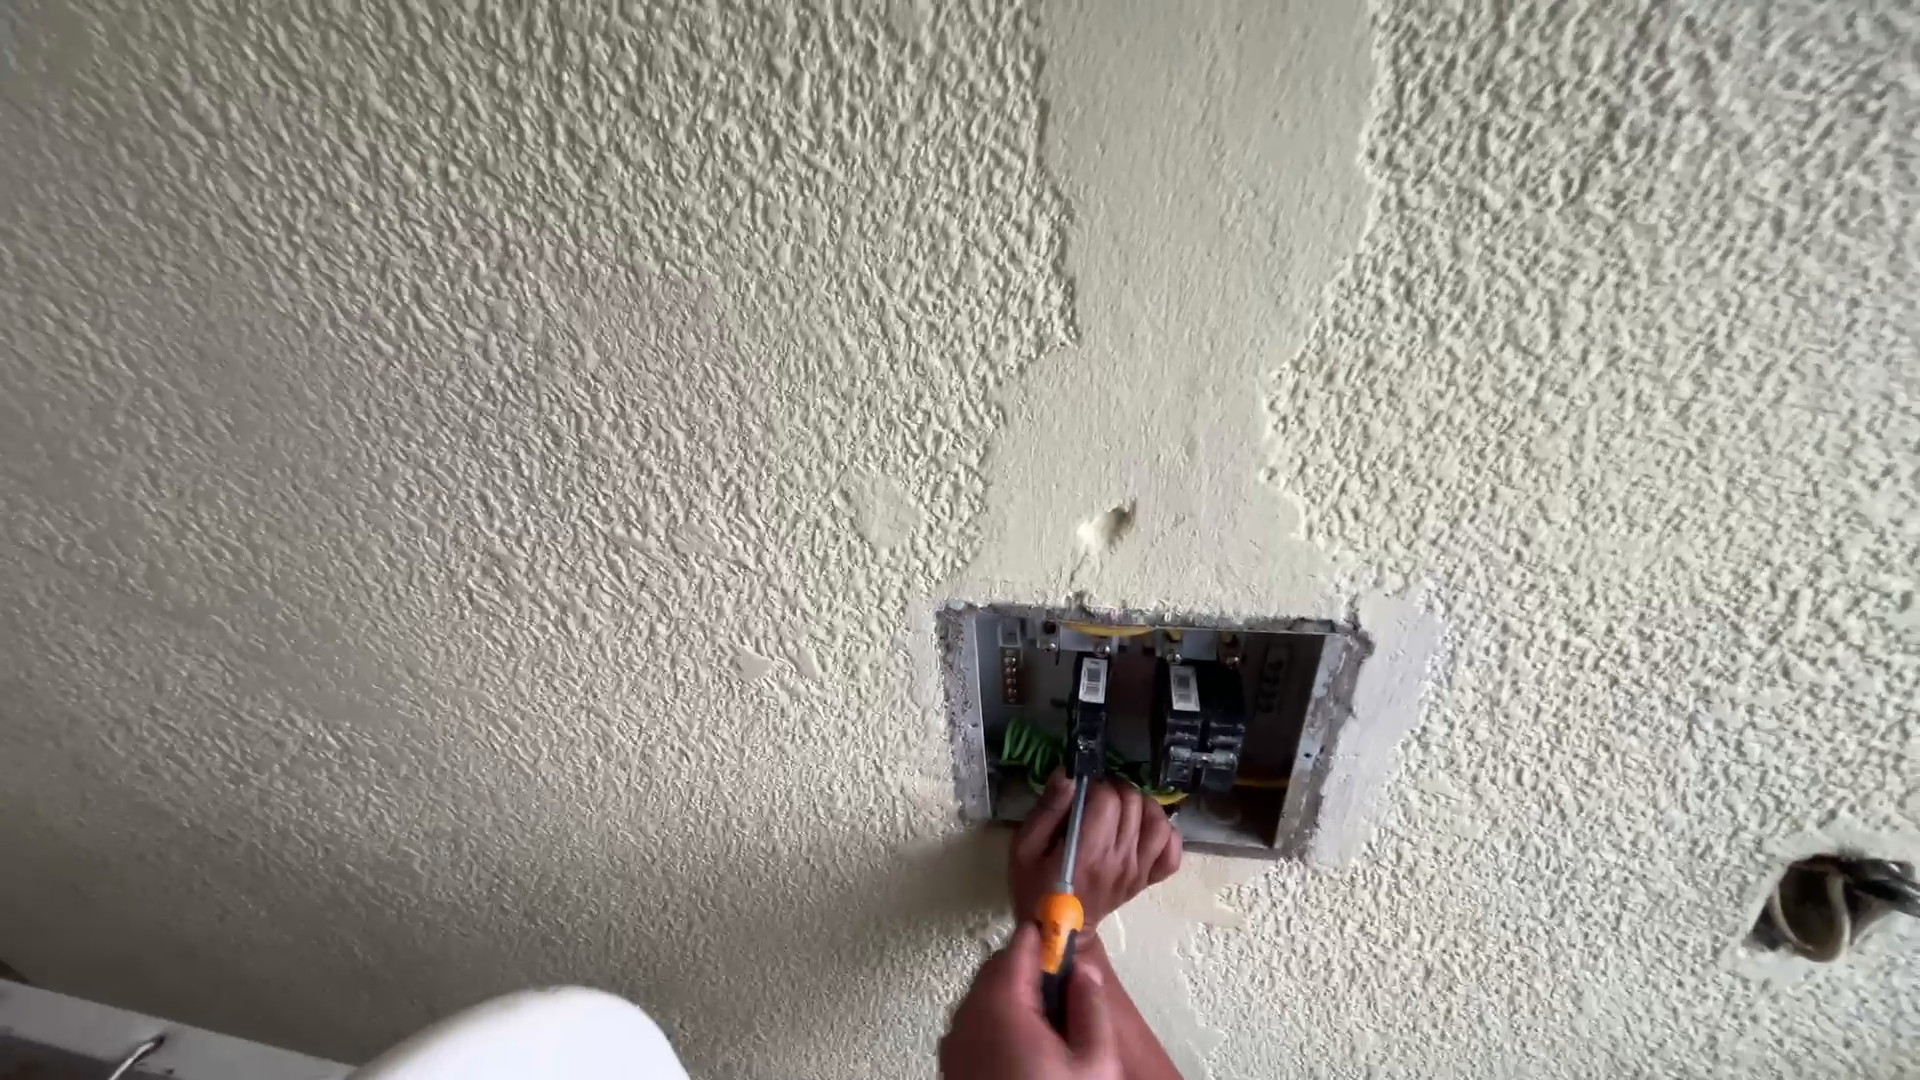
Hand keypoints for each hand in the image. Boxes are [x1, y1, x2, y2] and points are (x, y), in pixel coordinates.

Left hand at [939, 923, 1118, 1079]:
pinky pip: (975, 1027)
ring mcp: (955, 1046)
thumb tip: (1084, 972)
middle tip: (1066, 998)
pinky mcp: (952, 1070)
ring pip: (985, 997)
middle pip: (1000, 969)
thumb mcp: (1094, 1066)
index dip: (1048, 936)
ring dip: (1014, 1000)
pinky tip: (1026, 1057)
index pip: (1022, 944)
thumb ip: (1091, 1007)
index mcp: (1000, 1005)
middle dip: (1032, 973)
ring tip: (1051, 1036)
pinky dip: (997, 1026)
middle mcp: (968, 1018)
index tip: (1066, 934)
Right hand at [1011, 772, 1181, 929]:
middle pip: (1133, 804)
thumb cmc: (1035, 885)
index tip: (1081, 788)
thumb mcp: (1026, 844)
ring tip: (1120, 804)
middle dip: (1115, 788)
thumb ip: (1048, 807)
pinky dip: (1162, 831)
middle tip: (1096, 793)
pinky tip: (1142, 825)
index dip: (1095, 784)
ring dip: (1140, 804)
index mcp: (1087, 853)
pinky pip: (1171, 850)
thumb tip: (1069, 773)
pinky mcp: (1147, 879)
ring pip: (1157, 821)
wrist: (1055, 931)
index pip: (1108, 801)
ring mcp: (1138, 872)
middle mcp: (1120, 861)